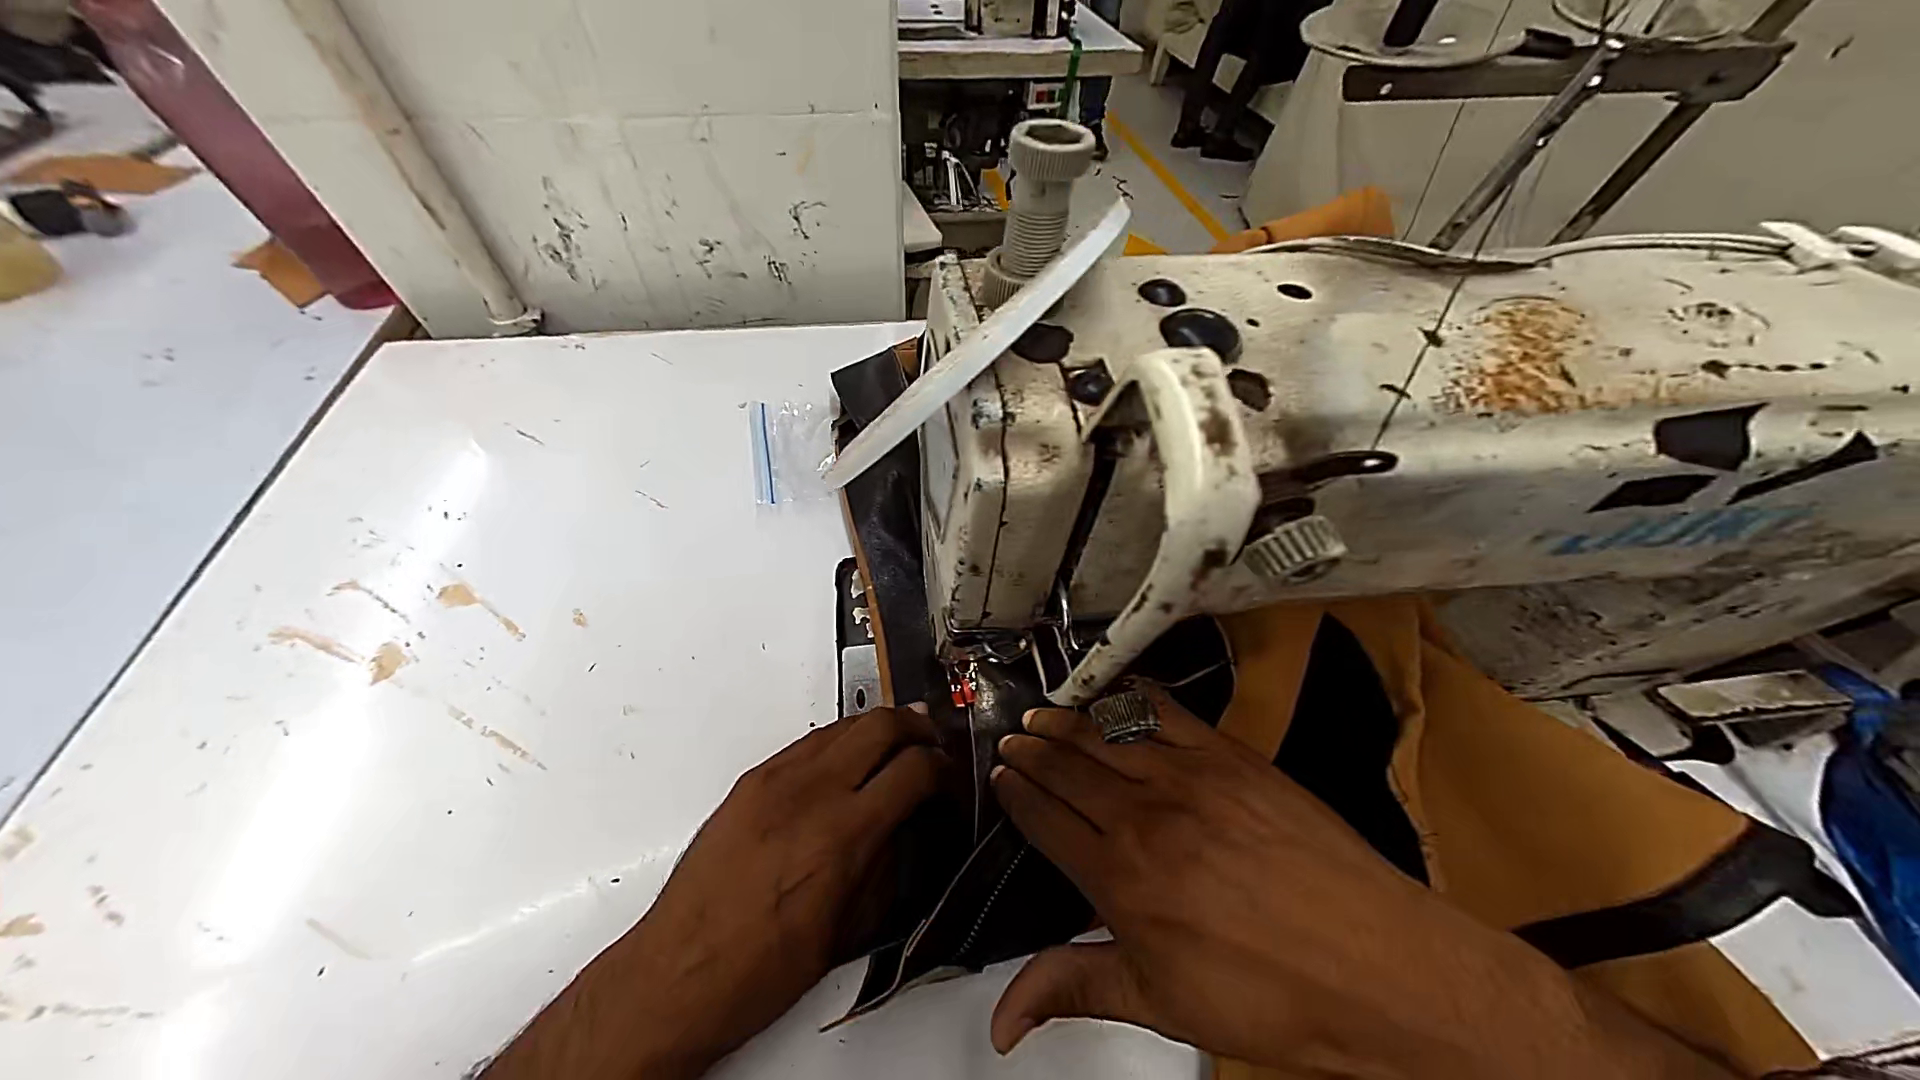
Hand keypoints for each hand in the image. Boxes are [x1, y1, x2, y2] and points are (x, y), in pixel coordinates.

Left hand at [485, 706, 944, 1079]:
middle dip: (917, 727)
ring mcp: (774, 781)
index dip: (943, 768)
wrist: (675, 976)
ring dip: (878, 726)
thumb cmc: (753, 971)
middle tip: (931, 740)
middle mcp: (808, 795)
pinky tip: (847, 756)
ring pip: (844, 723)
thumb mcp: (847, 928)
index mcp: (841, 836)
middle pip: (882, 724)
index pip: (914, 769)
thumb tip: (906, 827)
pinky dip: (839, 739)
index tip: (948, 775)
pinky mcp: (749, 782)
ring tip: (895, 741)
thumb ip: (886, 865)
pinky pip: (807, 741)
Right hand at [989, 684, 1739, 1079]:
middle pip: (1065, 768)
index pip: (1044, 819)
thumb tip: (1000, 1022)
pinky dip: (1129, 699)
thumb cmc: (1271, 995)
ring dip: (1065, 722)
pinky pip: (1163, 712)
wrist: (1383, 967)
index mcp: (1119, 878)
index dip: (1016, 794)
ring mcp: (1186, 777)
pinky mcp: (1228, 754)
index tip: (1000, 778)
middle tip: (1013, 739)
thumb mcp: (1161, 1005)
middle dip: (1030, 751)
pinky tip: (1112, 694)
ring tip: (1042, 714)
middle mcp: (1142, 817)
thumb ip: (1072, 989)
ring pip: (1103, 735)